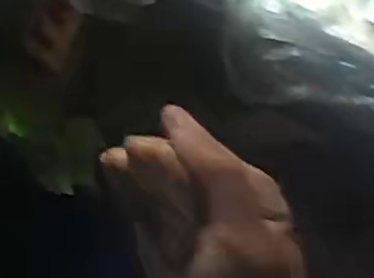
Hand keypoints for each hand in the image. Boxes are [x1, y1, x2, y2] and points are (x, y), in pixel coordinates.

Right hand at [103, 107, 304, 277]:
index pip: (225, 167)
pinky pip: (145, 216)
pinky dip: (128, 192)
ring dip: (136, 171)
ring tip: (111, 160)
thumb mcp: (241, 237)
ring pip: (163, 192)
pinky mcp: (163, 260)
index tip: (158, 135)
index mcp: (262, 222)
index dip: (190, 149)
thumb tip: (170, 112)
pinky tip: (111, 172)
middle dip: (157, 159)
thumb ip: (217, 172)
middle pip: (189, 177)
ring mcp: (196, 247)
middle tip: (127, 150)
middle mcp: (232, 229)